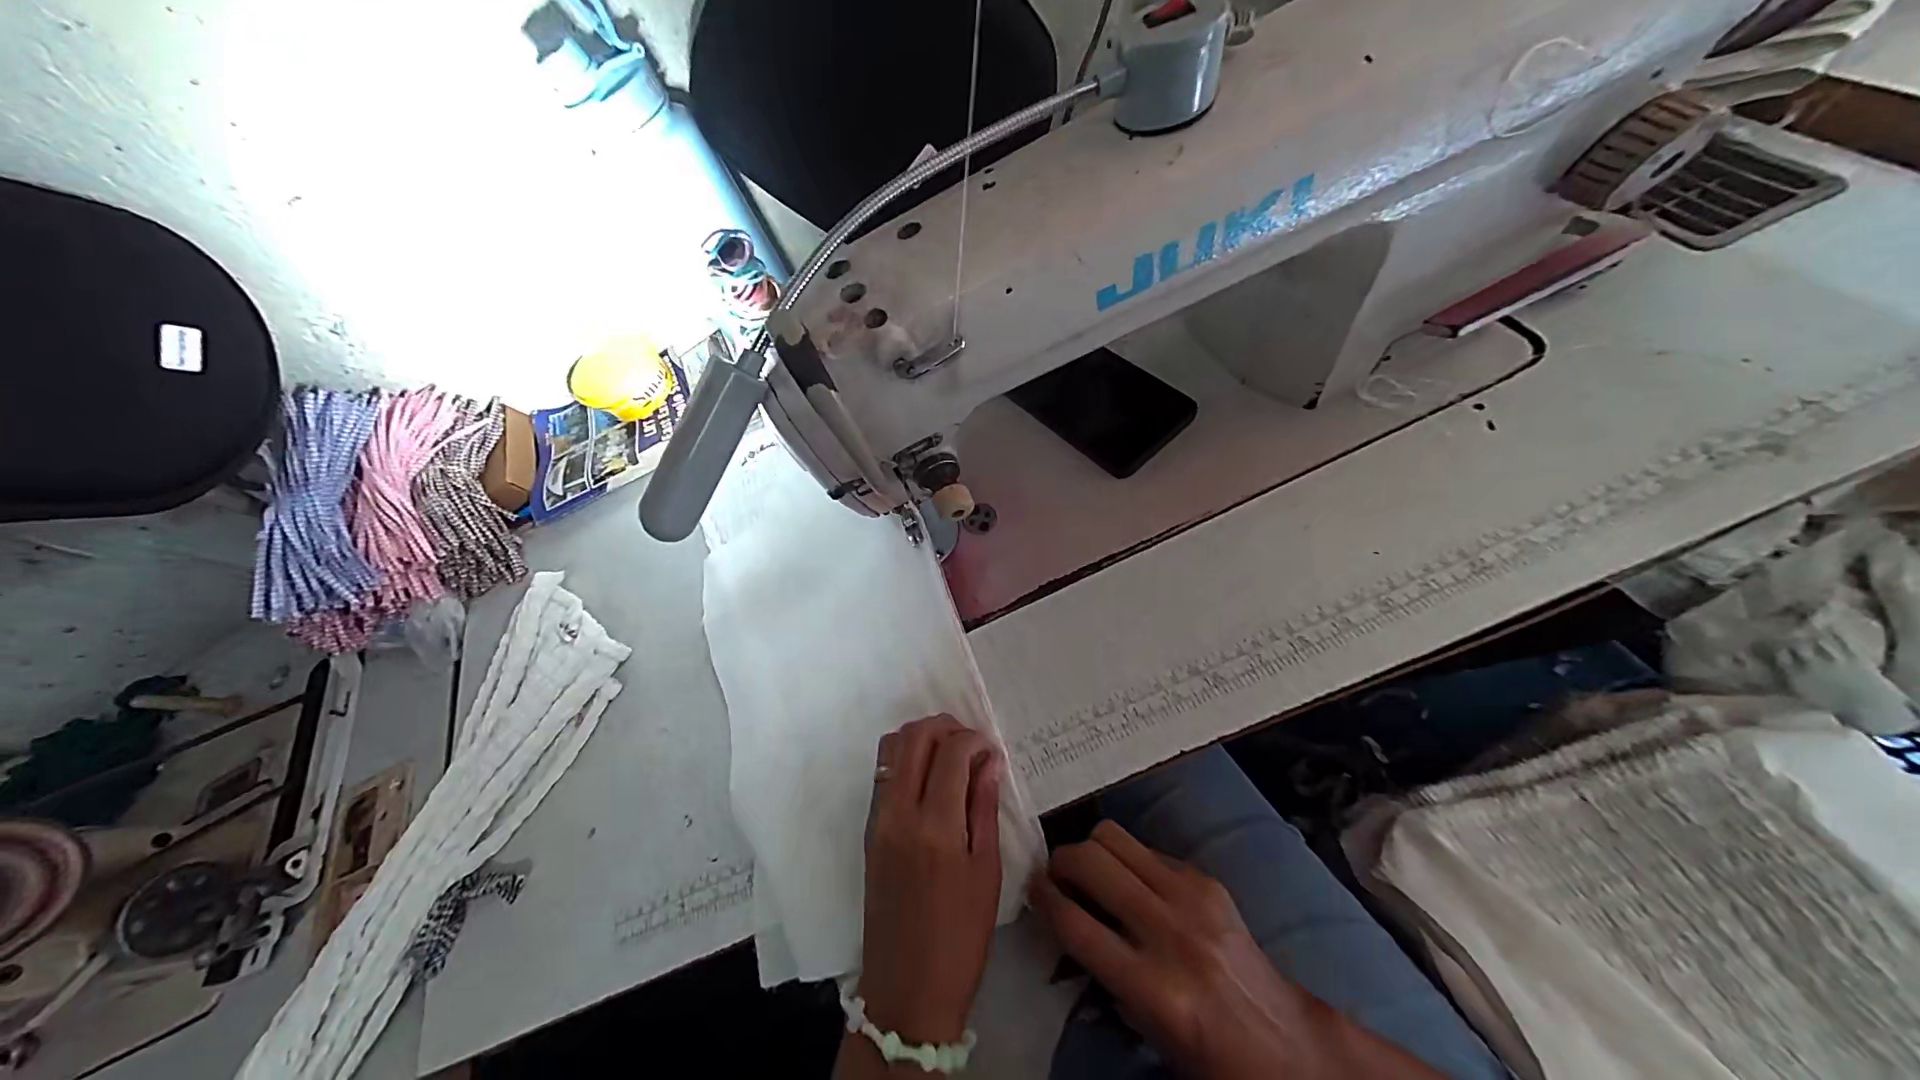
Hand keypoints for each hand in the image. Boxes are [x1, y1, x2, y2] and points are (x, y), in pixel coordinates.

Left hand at [856, 715, 1003, 1045]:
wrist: (906, 989)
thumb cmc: (961, 937)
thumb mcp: (986, 873)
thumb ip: (984, 808)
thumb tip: (989, 761)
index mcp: (935, 826)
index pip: (951, 752)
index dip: (976, 740)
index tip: (992, 751)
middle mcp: (898, 812)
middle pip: (913, 737)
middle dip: (946, 726)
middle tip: (973, 743)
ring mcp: (877, 820)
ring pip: (891, 748)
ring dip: (922, 738)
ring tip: (952, 757)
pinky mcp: (868, 831)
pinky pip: (884, 774)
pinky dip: (907, 760)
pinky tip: (932, 780)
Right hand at [1032, 821, 1438, 1079]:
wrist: (1283, 1043)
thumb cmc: (1206, 1051)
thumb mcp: (1144, 1027)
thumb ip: (1101, 972)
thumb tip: (1062, 918)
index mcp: (1153, 987)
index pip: (1074, 923)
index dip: (1042, 898)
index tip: (1031, 889)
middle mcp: (1171, 933)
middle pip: (1090, 862)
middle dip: (1060, 861)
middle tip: (1055, 876)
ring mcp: (1193, 899)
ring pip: (1114, 838)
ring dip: (1090, 849)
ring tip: (1087, 870)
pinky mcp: (1208, 881)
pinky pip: (1148, 849)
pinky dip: (1128, 859)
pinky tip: (1131, 882)